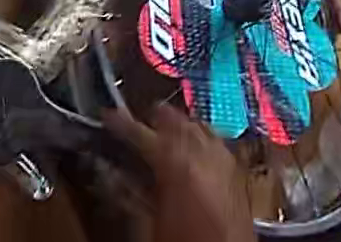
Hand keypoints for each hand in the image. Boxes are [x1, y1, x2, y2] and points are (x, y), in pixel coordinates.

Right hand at [105, 104, 253, 241]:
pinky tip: (192, 147)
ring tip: (162, 136)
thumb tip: (104, 169)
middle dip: (151, 119)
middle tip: (134, 128)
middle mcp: (200, 151)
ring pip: (193, 122)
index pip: (139, 132)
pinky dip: (199, 136)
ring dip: (175, 125)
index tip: (105, 114)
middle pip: (171, 117)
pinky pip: (214, 137)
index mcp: (174, 161)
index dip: (119, 122)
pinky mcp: (236, 169)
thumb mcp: (148, 225)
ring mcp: (221, 157)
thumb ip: (124, 193)